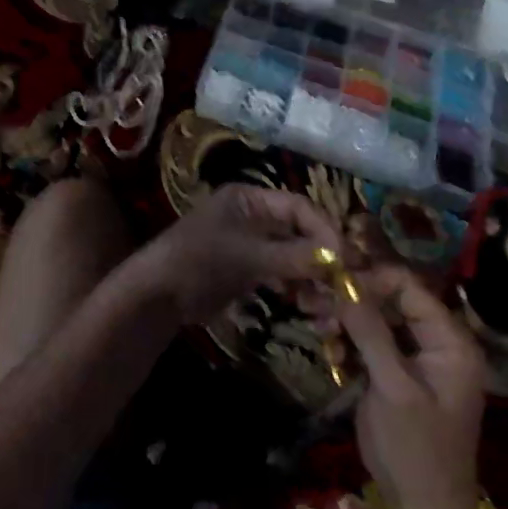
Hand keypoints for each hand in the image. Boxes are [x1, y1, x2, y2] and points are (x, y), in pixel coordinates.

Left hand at [124, 185, 341, 325]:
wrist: (159, 294)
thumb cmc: (198, 261)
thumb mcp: (248, 256)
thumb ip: (294, 256)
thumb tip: (343, 258)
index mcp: (248, 199)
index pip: (300, 207)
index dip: (325, 231)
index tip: (346, 259)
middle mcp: (252, 216)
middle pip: (301, 233)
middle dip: (324, 258)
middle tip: (349, 285)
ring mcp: (250, 245)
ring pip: (295, 258)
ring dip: (314, 279)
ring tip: (328, 304)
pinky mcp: (248, 271)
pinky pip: (283, 276)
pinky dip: (298, 290)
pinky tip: (312, 309)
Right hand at [336, 266, 486, 508]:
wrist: (421, 501)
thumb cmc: (416, 445)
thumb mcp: (394, 388)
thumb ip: (372, 334)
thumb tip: (346, 287)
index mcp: (450, 343)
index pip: (410, 288)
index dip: (371, 280)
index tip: (331, 285)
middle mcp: (435, 343)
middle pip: (390, 300)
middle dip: (352, 299)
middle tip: (313, 304)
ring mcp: (414, 358)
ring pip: (374, 319)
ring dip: (344, 320)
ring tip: (319, 329)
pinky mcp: (393, 372)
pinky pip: (368, 341)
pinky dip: (347, 340)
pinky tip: (329, 350)